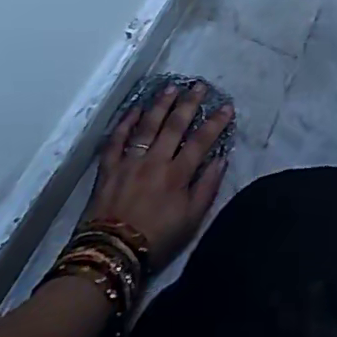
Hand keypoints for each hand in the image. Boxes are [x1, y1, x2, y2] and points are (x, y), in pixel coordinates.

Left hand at [82, 83, 231, 272]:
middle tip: (199, 86)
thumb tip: (220, 160)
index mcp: (177, 175)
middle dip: (189, 104)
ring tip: (171, 87)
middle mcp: (155, 161)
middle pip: (175, 126)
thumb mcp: (192, 221)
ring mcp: (130, 160)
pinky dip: (126, 121)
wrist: (113, 251)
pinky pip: (118, 137)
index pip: (201, 142)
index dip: (215, 123)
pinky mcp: (109, 165)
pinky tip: (135, 108)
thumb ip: (207, 188)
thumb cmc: (157, 240)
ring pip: (148, 125)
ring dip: (161, 104)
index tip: (226, 107)